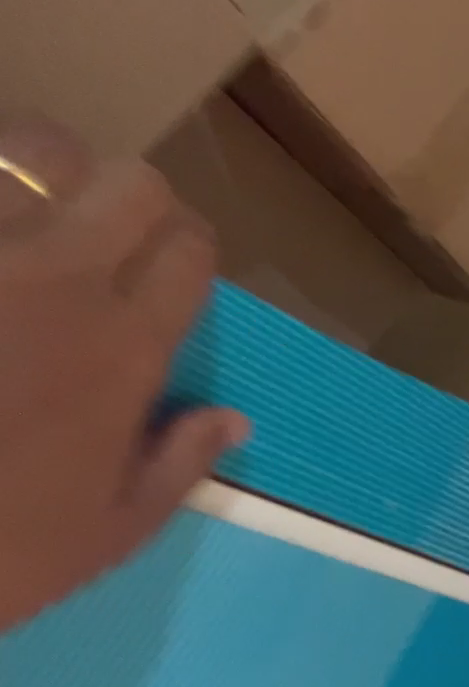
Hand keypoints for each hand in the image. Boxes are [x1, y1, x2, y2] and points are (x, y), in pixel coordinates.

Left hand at [0, 118, 245, 631]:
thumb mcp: (106, 534)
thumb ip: (177, 465)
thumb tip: (230, 419)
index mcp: (124, 351)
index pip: (190, 250)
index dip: (186, 245)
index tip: (165, 267)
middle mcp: (54, 286)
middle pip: (126, 183)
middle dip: (124, 192)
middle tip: (95, 227)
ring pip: (26, 153)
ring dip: (32, 167)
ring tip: (13, 203)